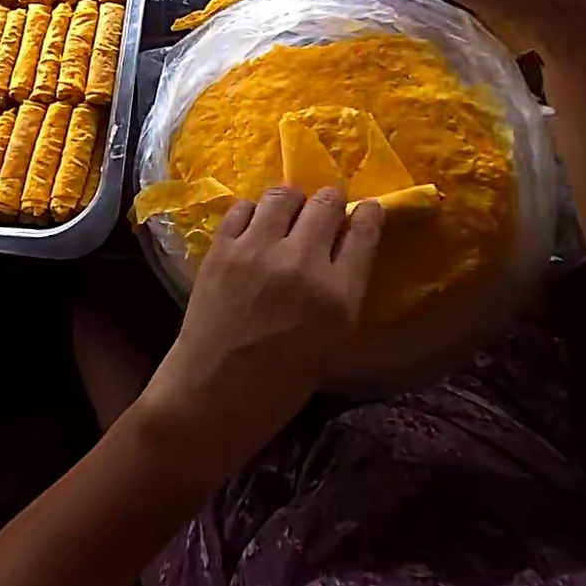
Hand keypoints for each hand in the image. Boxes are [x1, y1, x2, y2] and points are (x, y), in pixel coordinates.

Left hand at [134, 188, 384, 478]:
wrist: (215, 389)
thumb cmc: (280, 381)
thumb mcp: (331, 338)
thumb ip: (338, 290)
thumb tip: (337, 250)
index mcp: (338, 295)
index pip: (364, 233)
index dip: (370, 214)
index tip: (370, 207)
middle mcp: (301, 263)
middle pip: (325, 204)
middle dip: (331, 199)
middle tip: (326, 204)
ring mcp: (257, 251)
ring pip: (282, 196)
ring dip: (291, 200)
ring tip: (288, 210)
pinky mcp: (221, 249)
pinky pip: (241, 208)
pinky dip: (252, 211)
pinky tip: (253, 224)